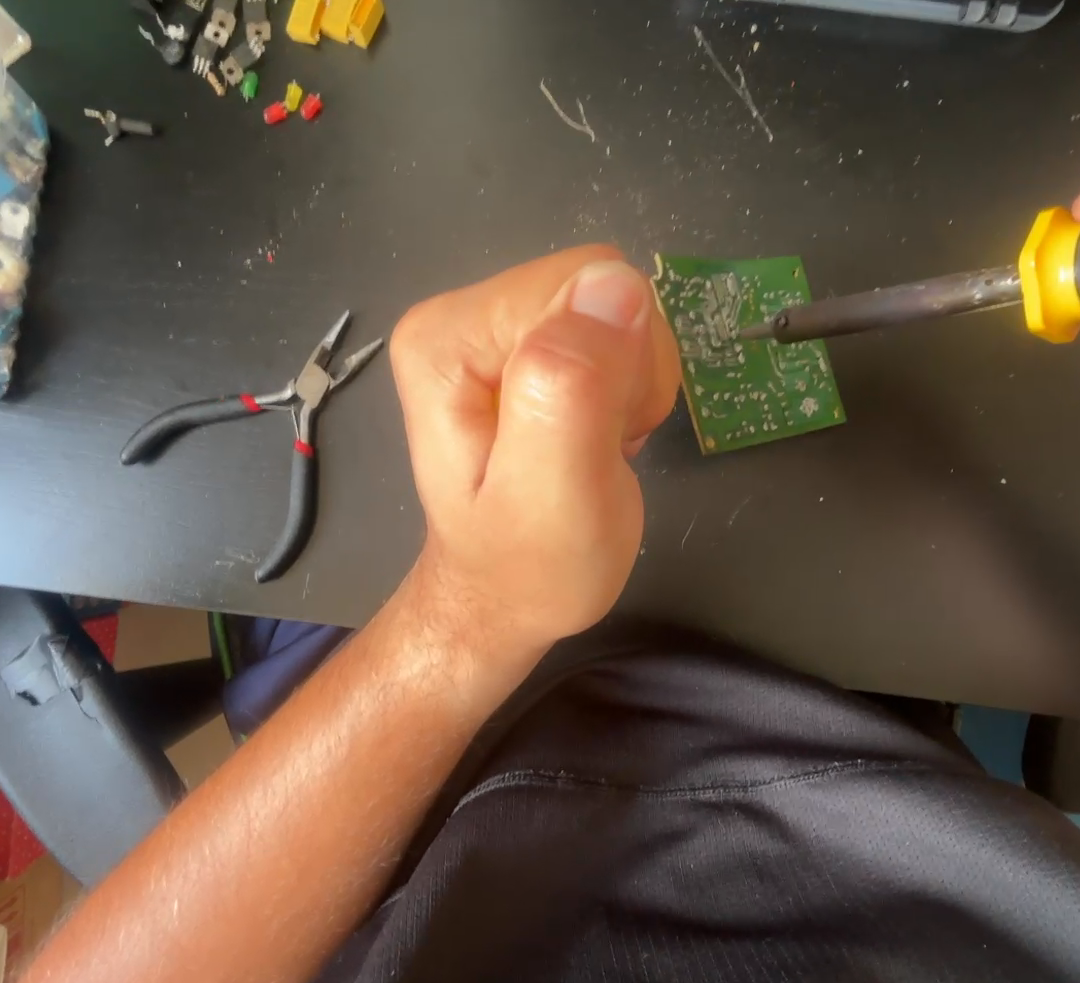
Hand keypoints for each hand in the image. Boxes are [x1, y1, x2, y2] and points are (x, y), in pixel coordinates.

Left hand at [388, 247, 680, 650]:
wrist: (508, 600)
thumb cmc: (530, 568)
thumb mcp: (553, 494)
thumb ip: (573, 388)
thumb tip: (614, 286)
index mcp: (448, 337)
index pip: (580, 285)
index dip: (618, 361)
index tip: (600, 435)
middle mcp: (462, 316)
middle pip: (599, 287)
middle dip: (627, 371)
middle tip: (601, 446)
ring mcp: (495, 329)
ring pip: (618, 308)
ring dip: (632, 385)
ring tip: (597, 448)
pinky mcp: (531, 348)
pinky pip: (617, 332)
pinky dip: (628, 389)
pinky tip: (598, 436)